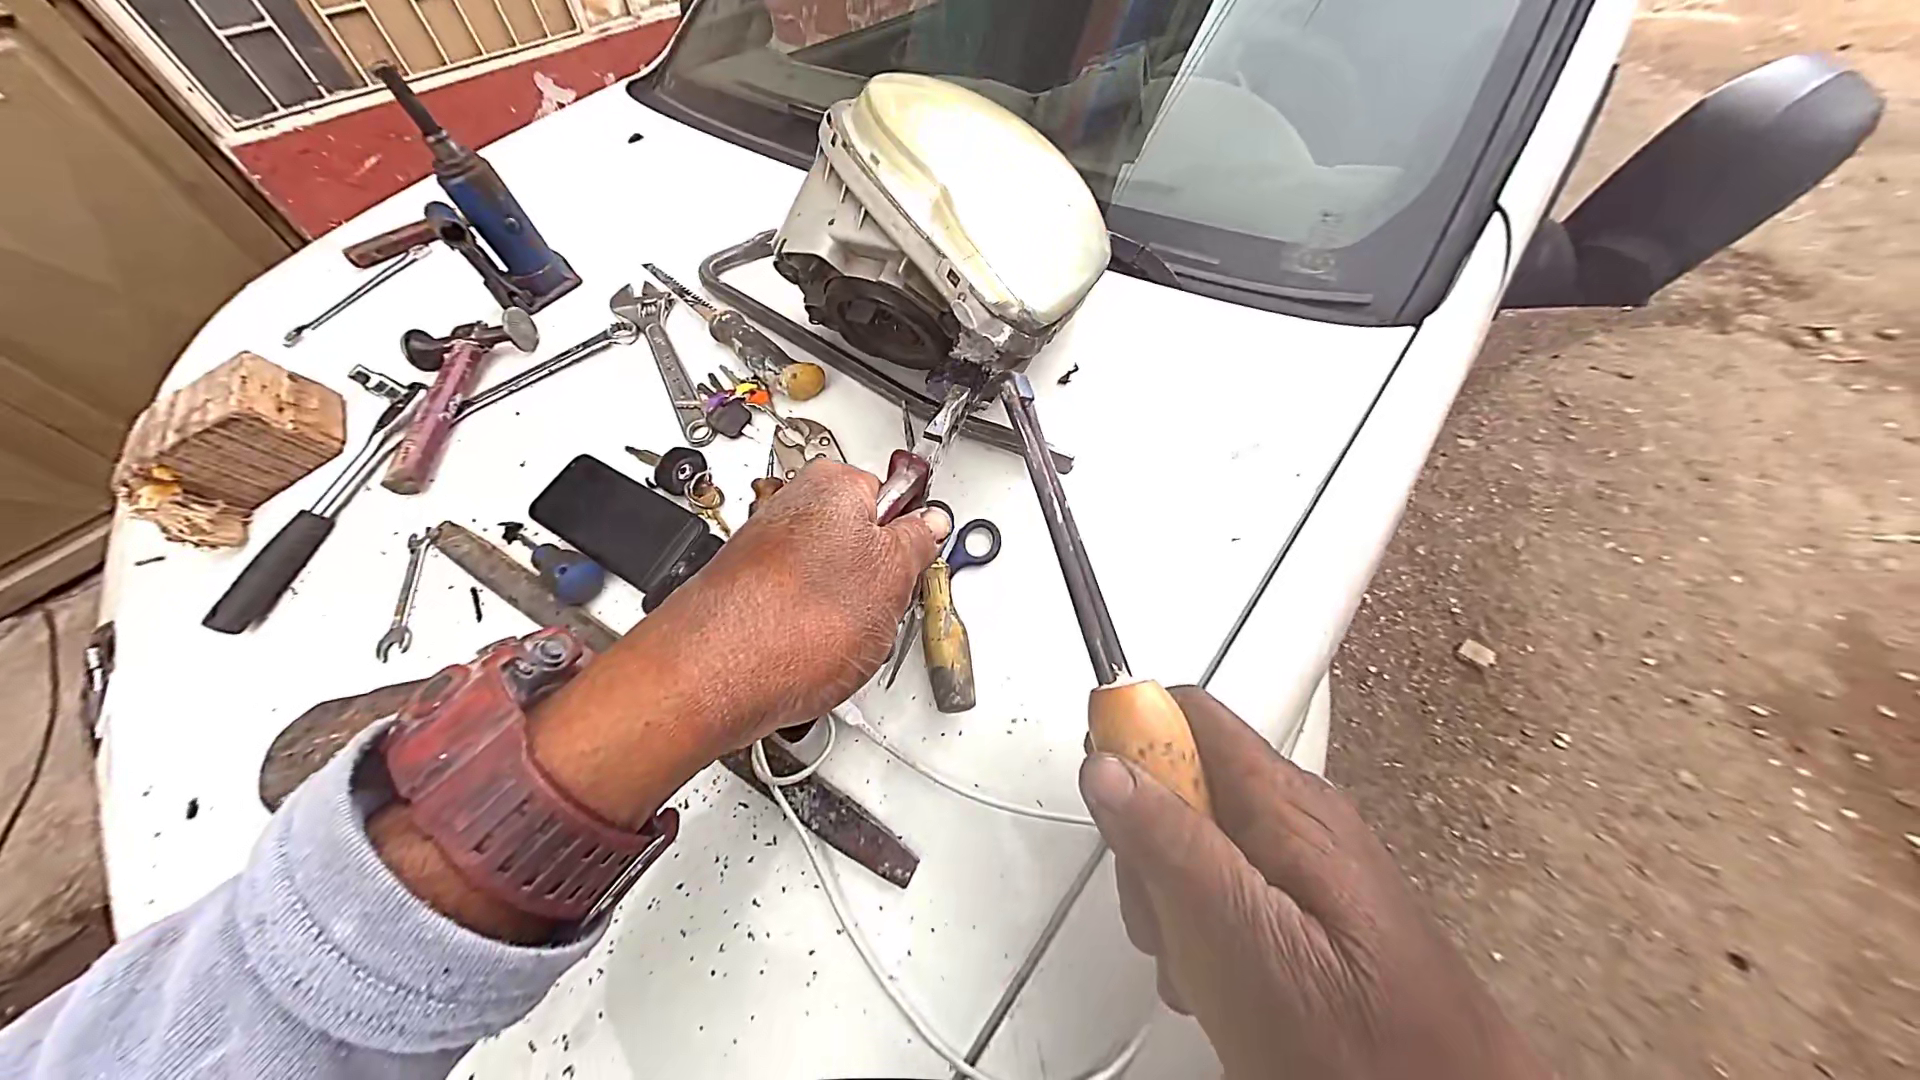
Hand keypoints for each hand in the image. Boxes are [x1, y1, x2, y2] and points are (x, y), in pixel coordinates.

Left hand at [640, 459, 947, 745]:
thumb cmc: (789, 624)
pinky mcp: (753, 589)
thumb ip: (918, 542)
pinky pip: (805, 601)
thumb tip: (929, 525)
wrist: (714, 679)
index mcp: (834, 483)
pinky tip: (815, 645)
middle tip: (883, 604)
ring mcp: (769, 549)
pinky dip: (816, 623)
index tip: (916, 558)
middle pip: (863, 538)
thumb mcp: (893, 578)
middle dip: (878, 575)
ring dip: (848, 605)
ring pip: (835, 575)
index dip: (911, 536)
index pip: (895, 497)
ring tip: (844, 633)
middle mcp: (794, 506)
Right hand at [1079, 687, 1548, 1079]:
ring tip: (1188, 953)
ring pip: (1190, 830)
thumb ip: (1167, 842)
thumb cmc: (1356, 1050)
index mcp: (1284, 801)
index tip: (1102, 786)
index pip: (1187, 712)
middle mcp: (1293, 812)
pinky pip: (1217, 873)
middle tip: (1156, 902)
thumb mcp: (1237, 937)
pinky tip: (1211, 968)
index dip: (1131, 730)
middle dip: (1145, 831)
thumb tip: (1105, 764)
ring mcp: (1297, 854)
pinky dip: (1194, 913)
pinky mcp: (1296, 895)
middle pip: (1181, 774)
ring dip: (1165, 885)